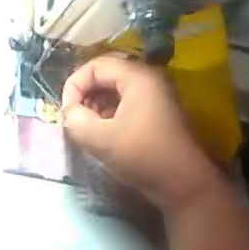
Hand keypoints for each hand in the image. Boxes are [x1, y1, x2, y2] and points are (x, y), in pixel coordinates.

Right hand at [61, 55, 225, 212]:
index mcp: (138, 76)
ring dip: (96, 103)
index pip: (95, 66)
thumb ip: (75, 120)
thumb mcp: (101, 139)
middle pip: (106, 73)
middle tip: (73, 117)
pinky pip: (126, 102)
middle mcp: (149, 79)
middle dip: (85, 93)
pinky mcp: (156, 113)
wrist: (183, 183)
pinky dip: (109, 112)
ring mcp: (155, 95)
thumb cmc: (143, 156)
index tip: (65, 112)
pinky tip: (102, 132)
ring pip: (116, 89)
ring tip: (85, 126)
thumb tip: (68, 113)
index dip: (74, 85)